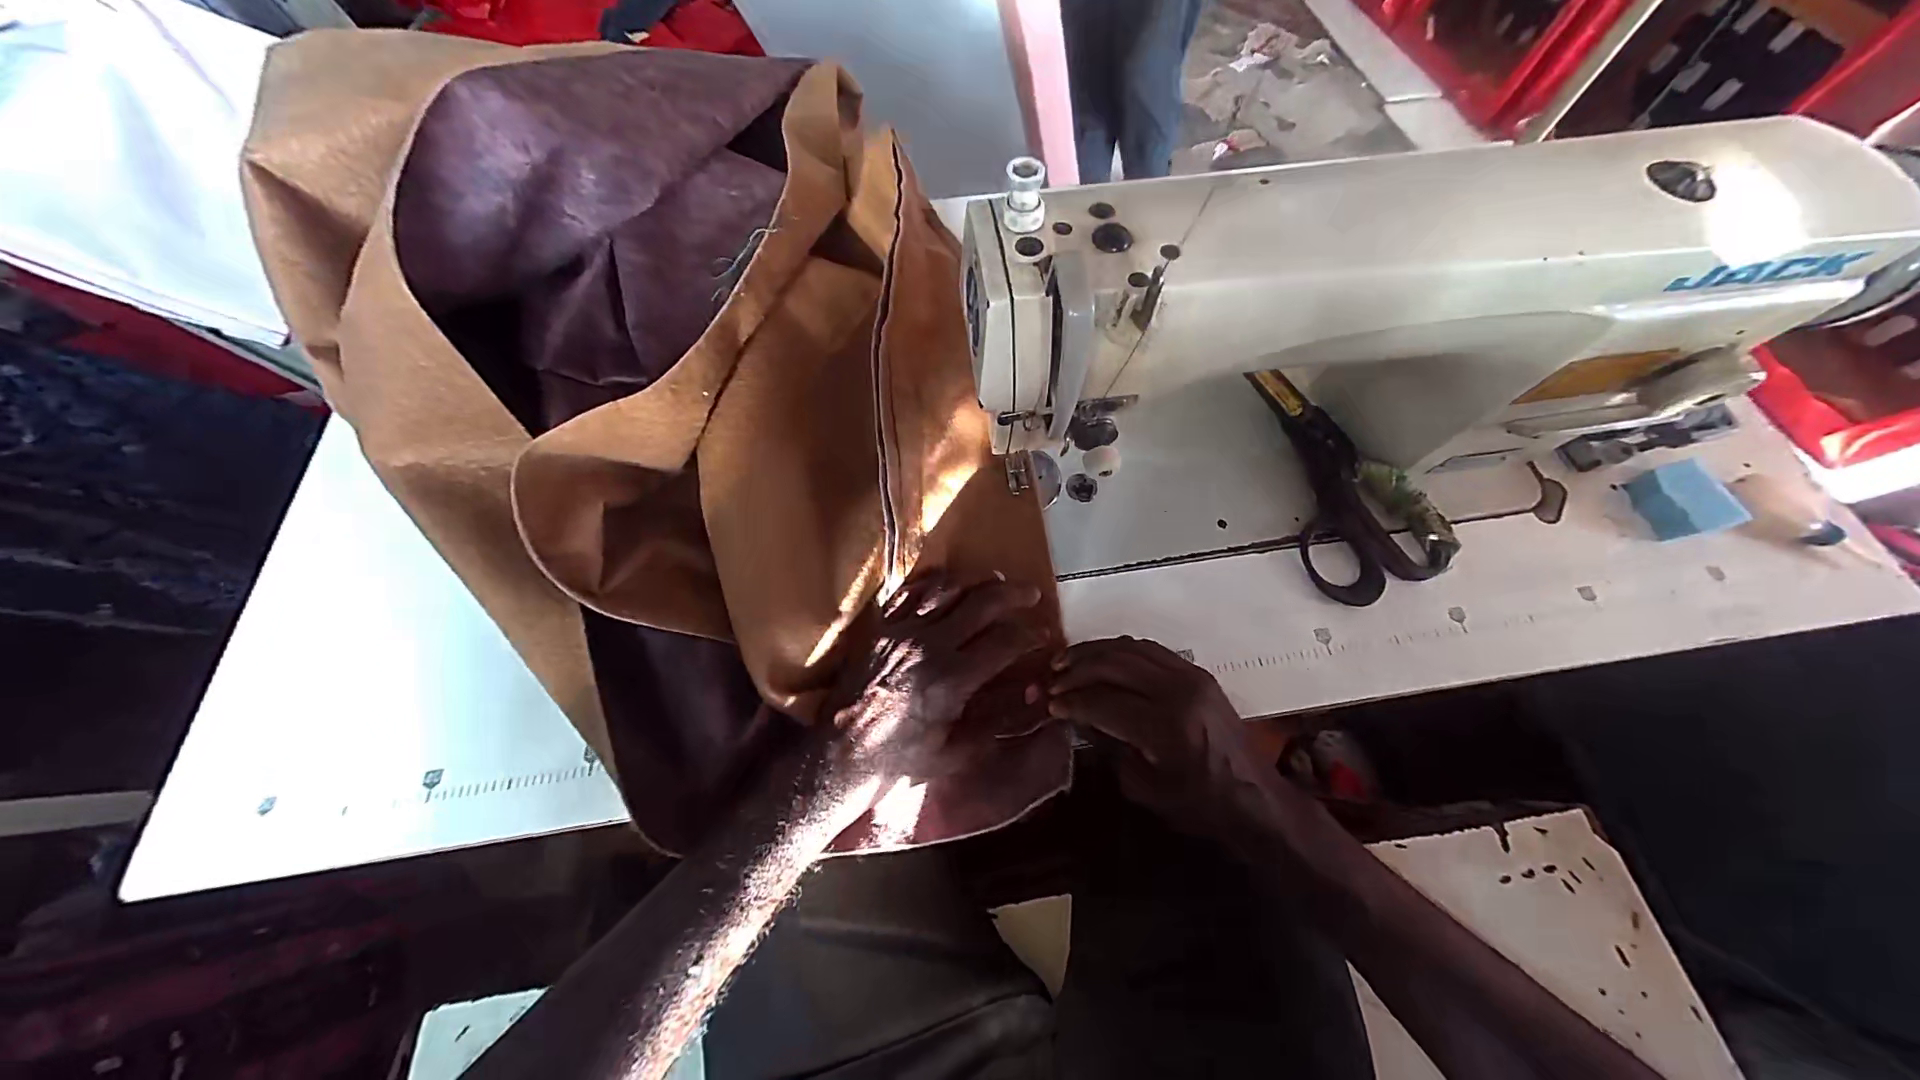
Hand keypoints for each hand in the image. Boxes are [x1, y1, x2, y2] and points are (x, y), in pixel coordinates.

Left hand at [831, 574, 1049, 781]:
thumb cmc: (900, 761)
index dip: (1031, 635)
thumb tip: (1031, 700)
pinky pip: (909, 591)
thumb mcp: (955, 754)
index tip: (1043, 635)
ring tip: (994, 581)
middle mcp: (929, 646)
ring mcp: (902, 631)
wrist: (840, 755)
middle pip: (982, 603)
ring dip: (976, 582)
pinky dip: (933, 583)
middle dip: (1014, 596)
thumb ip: (995, 724)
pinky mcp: (880, 628)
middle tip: (1031, 595)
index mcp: (953, 680)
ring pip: (947, 589)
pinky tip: (947, 583)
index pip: (1005, 642)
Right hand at [1047, 637, 1276, 842]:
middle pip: (1113, 664)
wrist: (1254, 798)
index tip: (1049, 705)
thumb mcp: (1144, 786)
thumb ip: (1109, 745)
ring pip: (1130, 648)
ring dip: (1094, 652)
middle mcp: (1179, 691)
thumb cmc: (1198, 804)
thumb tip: (1079, 716)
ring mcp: (1191, 676)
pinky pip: (1149, 649)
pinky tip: (1100, 659)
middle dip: (1076, 670)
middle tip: (1052, 680)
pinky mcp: (1197, 672)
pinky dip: (1119, 650)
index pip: (1104, 701)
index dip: (1071, 701)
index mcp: (1166, 726)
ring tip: (1067, 662)